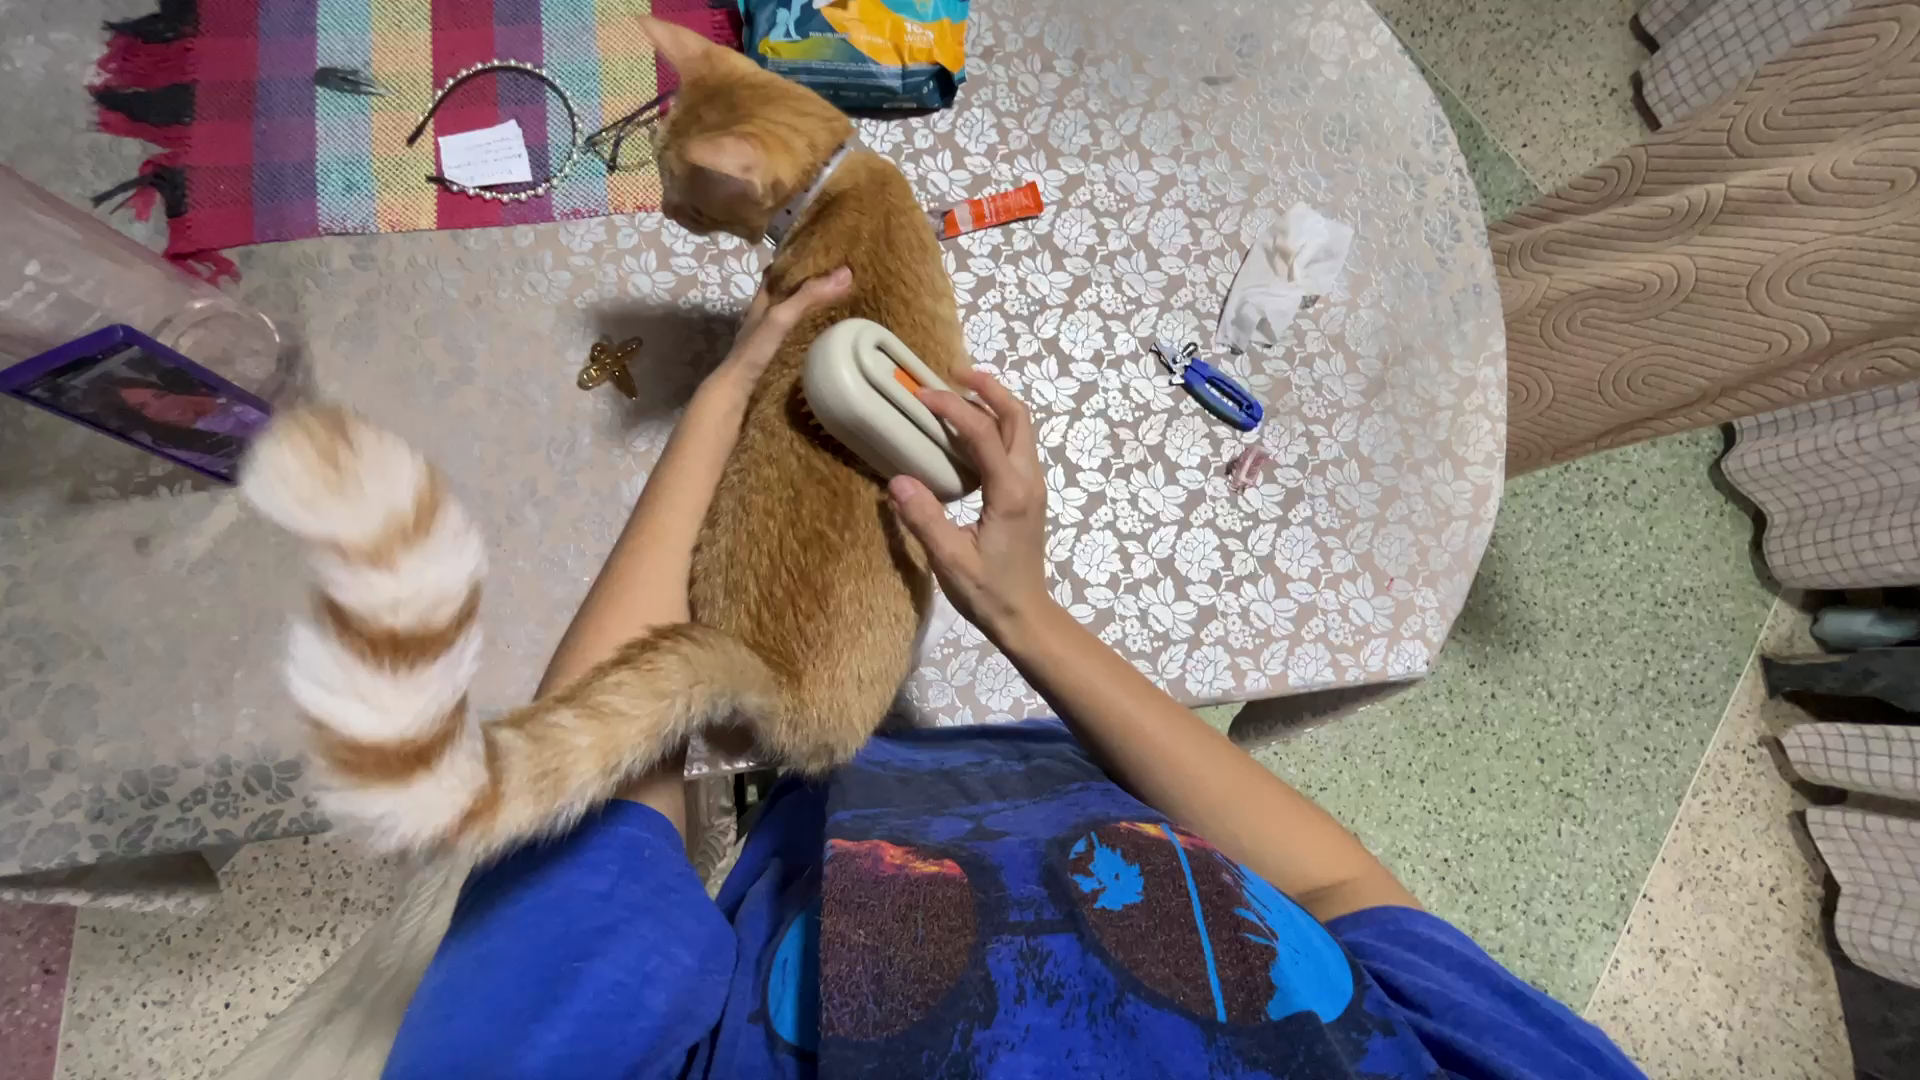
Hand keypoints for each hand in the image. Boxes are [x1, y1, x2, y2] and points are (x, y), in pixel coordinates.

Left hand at [709, 266, 852, 388]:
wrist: (738, 389)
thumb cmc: (756, 348)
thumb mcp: (782, 317)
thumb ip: (809, 297)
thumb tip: (846, 273)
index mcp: (762, 300)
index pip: (776, 272)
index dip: (794, 260)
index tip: (820, 255)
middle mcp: (764, 315)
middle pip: (785, 293)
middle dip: (807, 285)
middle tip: (837, 280)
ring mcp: (769, 337)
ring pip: (790, 315)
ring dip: (809, 310)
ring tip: (837, 305)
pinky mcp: (775, 355)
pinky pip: (795, 336)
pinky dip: (808, 331)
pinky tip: (823, 336)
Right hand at [887, 369, 1052, 639]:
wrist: (1025, 616)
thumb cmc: (988, 593)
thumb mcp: (950, 559)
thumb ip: (925, 518)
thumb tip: (897, 480)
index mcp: (1011, 493)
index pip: (982, 433)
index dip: (951, 408)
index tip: (921, 395)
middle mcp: (1029, 481)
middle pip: (1018, 416)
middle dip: (988, 388)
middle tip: (952, 373)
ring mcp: (1033, 488)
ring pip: (1022, 429)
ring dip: (995, 404)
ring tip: (959, 393)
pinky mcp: (1028, 496)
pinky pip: (1017, 446)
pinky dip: (996, 426)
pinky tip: (968, 435)